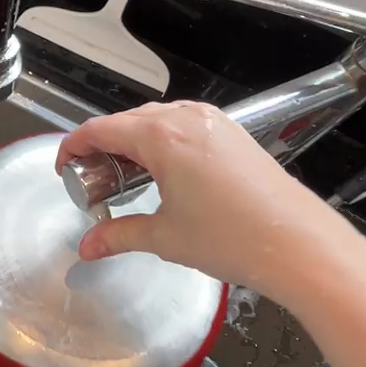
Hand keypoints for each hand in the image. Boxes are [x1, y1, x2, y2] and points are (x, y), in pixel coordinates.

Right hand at [56, 101, 365, 304]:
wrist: (301, 246)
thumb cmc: (231, 238)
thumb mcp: (164, 238)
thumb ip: (118, 236)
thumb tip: (87, 248)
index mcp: (161, 136)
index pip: (100, 129)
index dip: (74, 146)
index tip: (64, 168)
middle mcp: (186, 118)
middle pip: (126, 120)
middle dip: (102, 146)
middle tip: (94, 180)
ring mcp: (214, 122)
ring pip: (156, 119)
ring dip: (132, 142)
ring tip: (126, 177)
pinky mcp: (234, 134)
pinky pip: (183, 125)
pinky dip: (162, 141)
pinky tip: (163, 173)